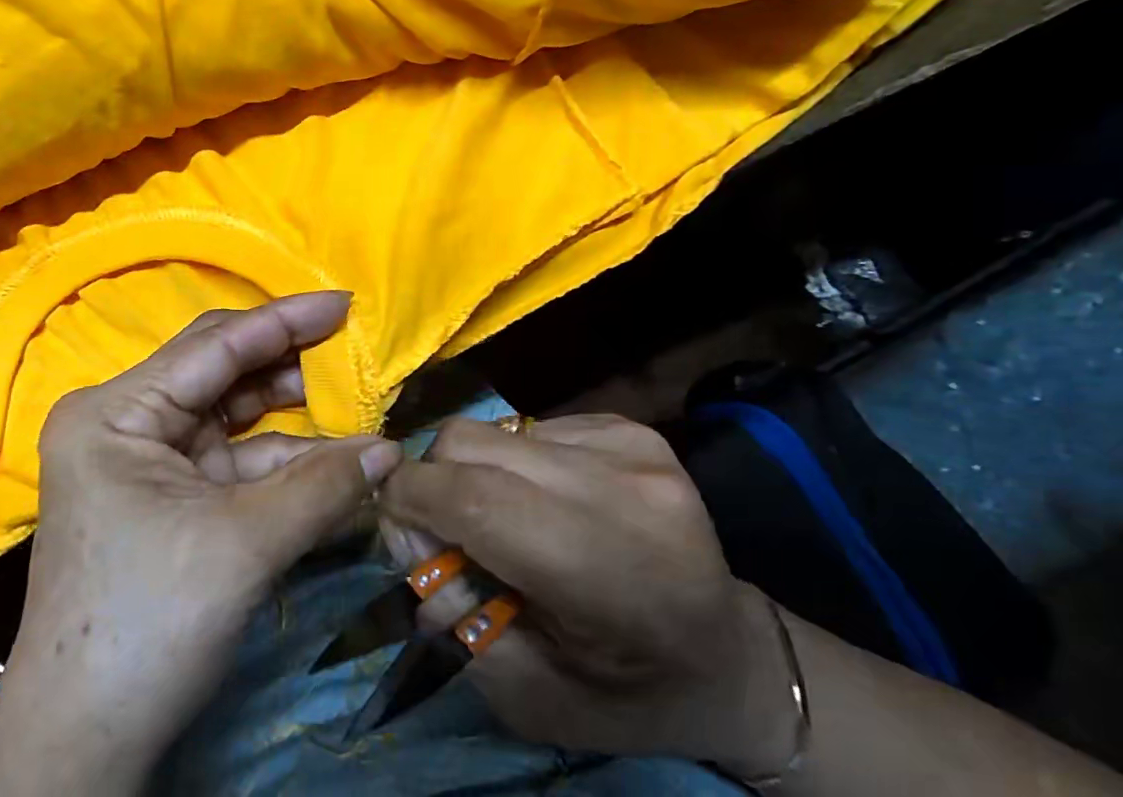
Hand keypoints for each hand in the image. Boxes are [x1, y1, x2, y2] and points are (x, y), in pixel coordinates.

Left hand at [0, 293, 403, 796]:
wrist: (87, 741)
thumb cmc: (148, 623)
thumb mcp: (244, 544)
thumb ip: (324, 486)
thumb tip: (393, 450)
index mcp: (117, 413)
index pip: (214, 346)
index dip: (285, 321)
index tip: (345, 302)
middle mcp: (129, 424)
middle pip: (224, 373)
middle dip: (293, 365)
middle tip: (357, 350)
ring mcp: (152, 463)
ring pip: (239, 418)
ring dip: (299, 418)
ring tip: (361, 404)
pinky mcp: (176, 500)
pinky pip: (242, 463)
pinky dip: (290, 463)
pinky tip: (340, 462)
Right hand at [378, 415, 799, 776]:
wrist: (728, 651)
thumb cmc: (628, 694)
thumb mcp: (528, 696)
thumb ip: (454, 615)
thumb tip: (405, 536)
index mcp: (609, 569)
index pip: (476, 499)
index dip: (410, 502)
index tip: (393, 532)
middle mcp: (623, 484)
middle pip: (470, 443)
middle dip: (431, 484)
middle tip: (441, 537)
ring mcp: (631, 443)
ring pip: (493, 429)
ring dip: (473, 473)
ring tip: (501, 524)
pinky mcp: (629, 426)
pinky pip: (529, 428)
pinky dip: (512, 464)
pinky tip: (544, 504)